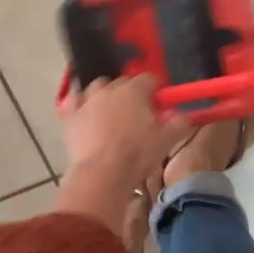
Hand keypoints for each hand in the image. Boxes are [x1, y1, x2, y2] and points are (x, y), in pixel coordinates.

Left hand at [54, 75, 188, 235]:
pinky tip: (84, 113)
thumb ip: (178, 123)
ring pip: (97, 87)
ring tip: (110, 111)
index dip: (155, 89)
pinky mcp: (70, 115)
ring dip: (105, 94)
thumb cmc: (138, 155)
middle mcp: (110, 89)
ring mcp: (87, 100)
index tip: (158, 103)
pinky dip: (79, 104)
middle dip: (130, 92)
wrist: (103, 173)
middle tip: (137, 112)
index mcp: (134, 90)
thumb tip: (183, 115)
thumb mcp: (166, 140)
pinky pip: (73, 101)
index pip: (148, 79)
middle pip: (123, 81)